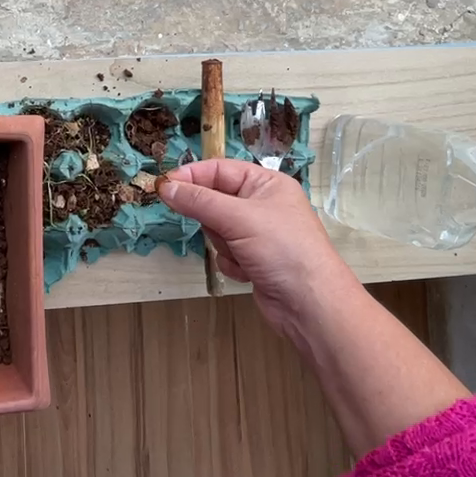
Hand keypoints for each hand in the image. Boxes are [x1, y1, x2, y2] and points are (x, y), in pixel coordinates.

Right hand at [161, 159, 360, 335]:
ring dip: (223, 243)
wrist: (311, 306)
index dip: (192, 176)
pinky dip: (230, 262)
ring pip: (216, 228)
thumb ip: (198, 201)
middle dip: (213, 219)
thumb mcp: (238, 218)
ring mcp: (258, 234)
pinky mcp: (253, 259)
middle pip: (214, 199)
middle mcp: (262, 204)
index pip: (219, 170)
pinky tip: (247, 272)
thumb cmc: (282, 250)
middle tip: (221, 229)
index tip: (164, 187)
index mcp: (266, 183)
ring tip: (243, 254)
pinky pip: (224, 251)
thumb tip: (165, 187)